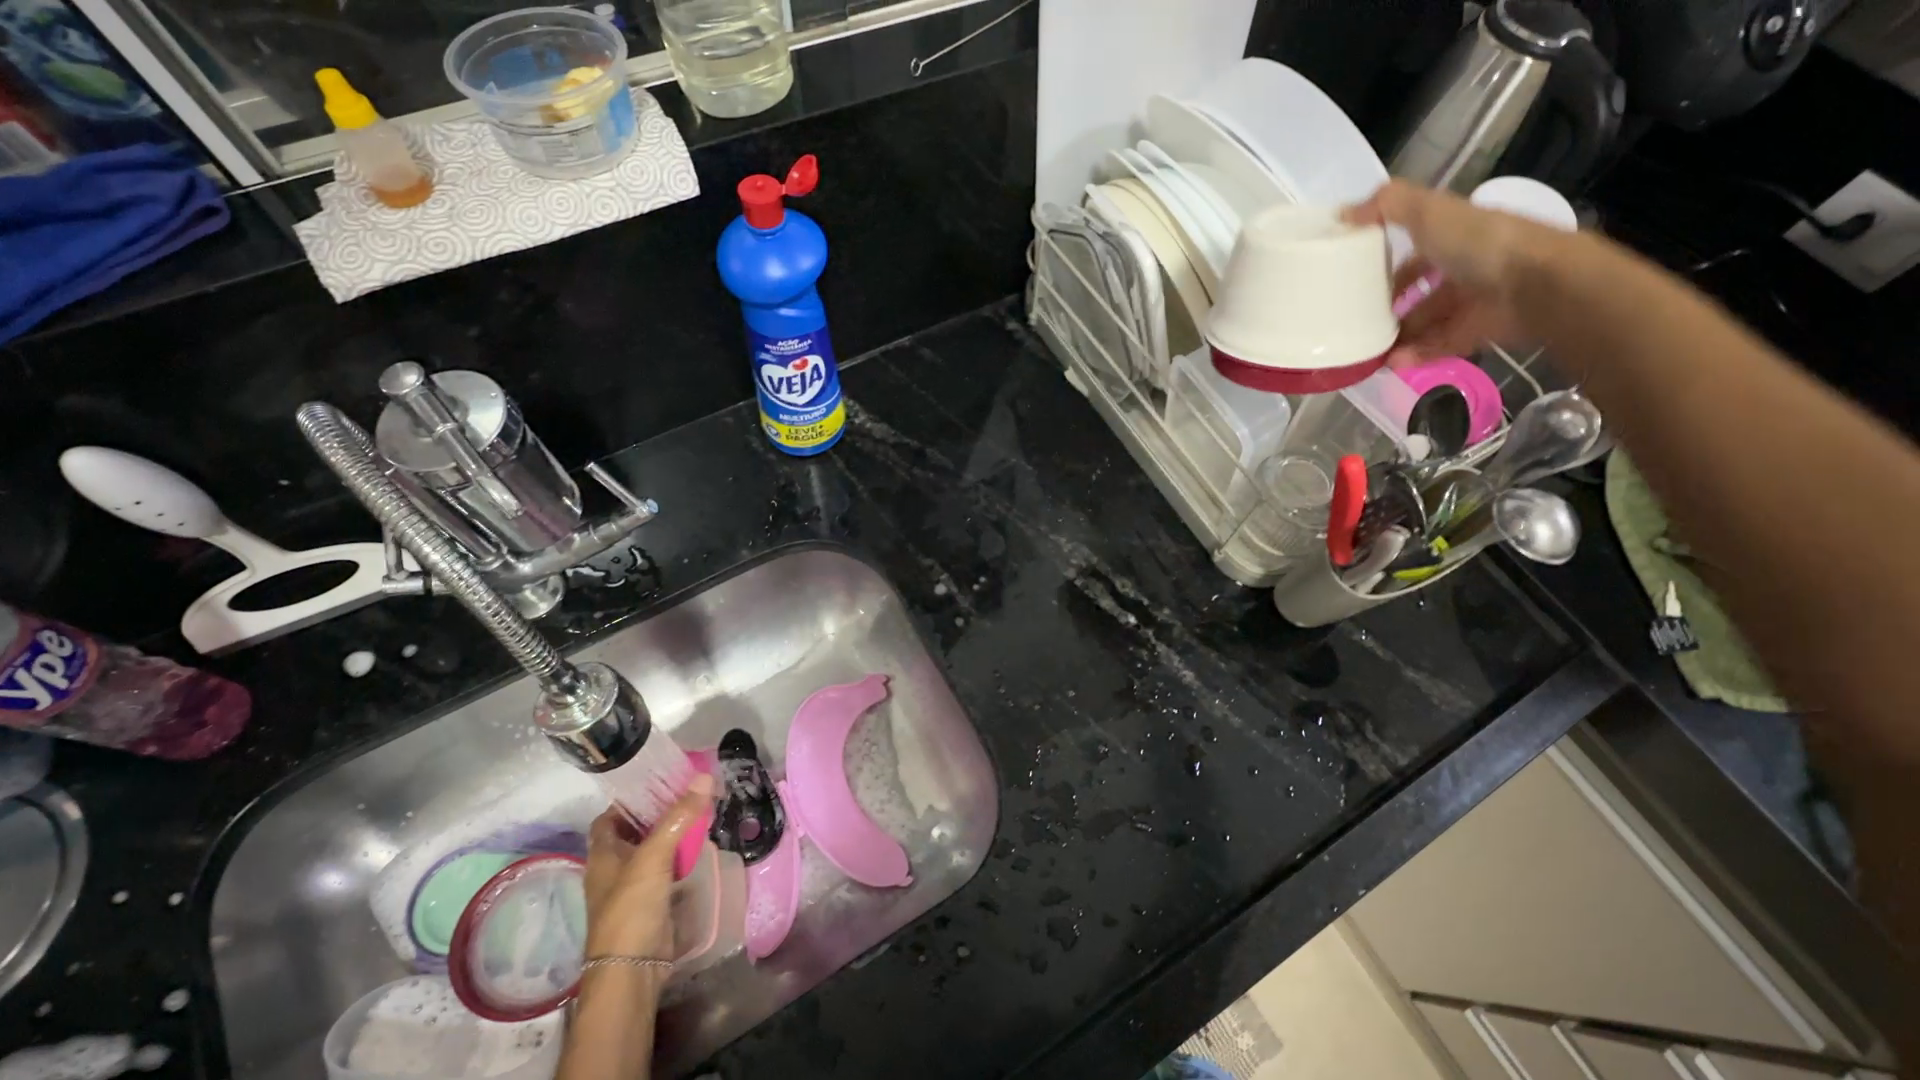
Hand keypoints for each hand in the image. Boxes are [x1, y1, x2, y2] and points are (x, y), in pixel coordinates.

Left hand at [582, 774, 714, 961]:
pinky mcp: (648, 907)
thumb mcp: (654, 857)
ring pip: (648, 856)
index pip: (608, 818)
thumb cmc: (631, 908)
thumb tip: (703, 777)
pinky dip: (676, 863)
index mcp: (602, 855)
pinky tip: (696, 854)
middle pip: (630, 835)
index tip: (657, 785)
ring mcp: (630, 891)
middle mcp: (612, 870)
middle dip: (654, 817)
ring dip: (667, 839)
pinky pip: (662, 876)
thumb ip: (678, 818)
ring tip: (696, 818)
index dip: (628, 801)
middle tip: (685, 798)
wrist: (632, 969)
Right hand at [1343, 180, 1564, 368]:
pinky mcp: (1480, 332)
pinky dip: (1418, 354)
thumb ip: (1386, 206)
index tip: (1358, 280)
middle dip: (1391, 306)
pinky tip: (1393, 363)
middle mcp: (1467, 265)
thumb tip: (1343, 213)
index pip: (1417, 248)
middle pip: (1422, 289)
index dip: (1389, 262)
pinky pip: (1442, 345)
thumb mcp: (1427, 211)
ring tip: (1369, 351)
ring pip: (1429, 320)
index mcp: (1455, 235)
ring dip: (1400, 336)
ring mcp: (1475, 300)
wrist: (1535, 283)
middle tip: (1358, 322)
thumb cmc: (1478, 242)